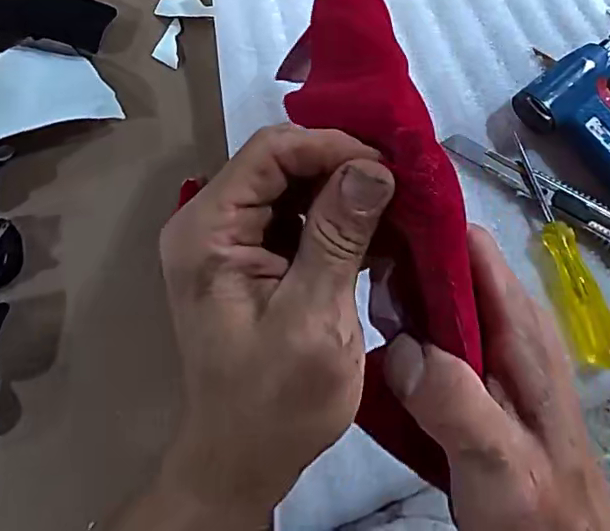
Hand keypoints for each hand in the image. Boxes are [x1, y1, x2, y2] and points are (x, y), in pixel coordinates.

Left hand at [133, 125, 395, 529]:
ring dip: (348, 184)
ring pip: (299, 178)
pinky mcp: (260, 250)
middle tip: (400, 178)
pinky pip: (304, 206)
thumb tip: (375, 167)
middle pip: (284, 158)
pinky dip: (343, 209)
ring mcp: (236, 234)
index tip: (386, 166)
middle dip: (344, 161)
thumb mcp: (313, 318)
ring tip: (398, 194)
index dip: (331, 146)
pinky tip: (380, 222)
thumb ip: (338, 236)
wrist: (244, 462)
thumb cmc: (273, 403)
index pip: (271, 151)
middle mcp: (214, 219)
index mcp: (209, 231)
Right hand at [384, 225, 609, 530]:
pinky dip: (415, 339)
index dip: (425, 232)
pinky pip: (444, 336)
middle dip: (408, 274)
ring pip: (444, 301)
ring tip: (371, 328)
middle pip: (453, 268)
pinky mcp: (487, 372)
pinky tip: (390, 361)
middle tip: (366, 298)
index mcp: (520, 322)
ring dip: (407, 309)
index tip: (378, 238)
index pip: (471, 244)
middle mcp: (511, 320)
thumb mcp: (496, 458)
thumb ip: (452, 399)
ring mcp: (500, 345)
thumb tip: (401, 347)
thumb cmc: (539, 506)